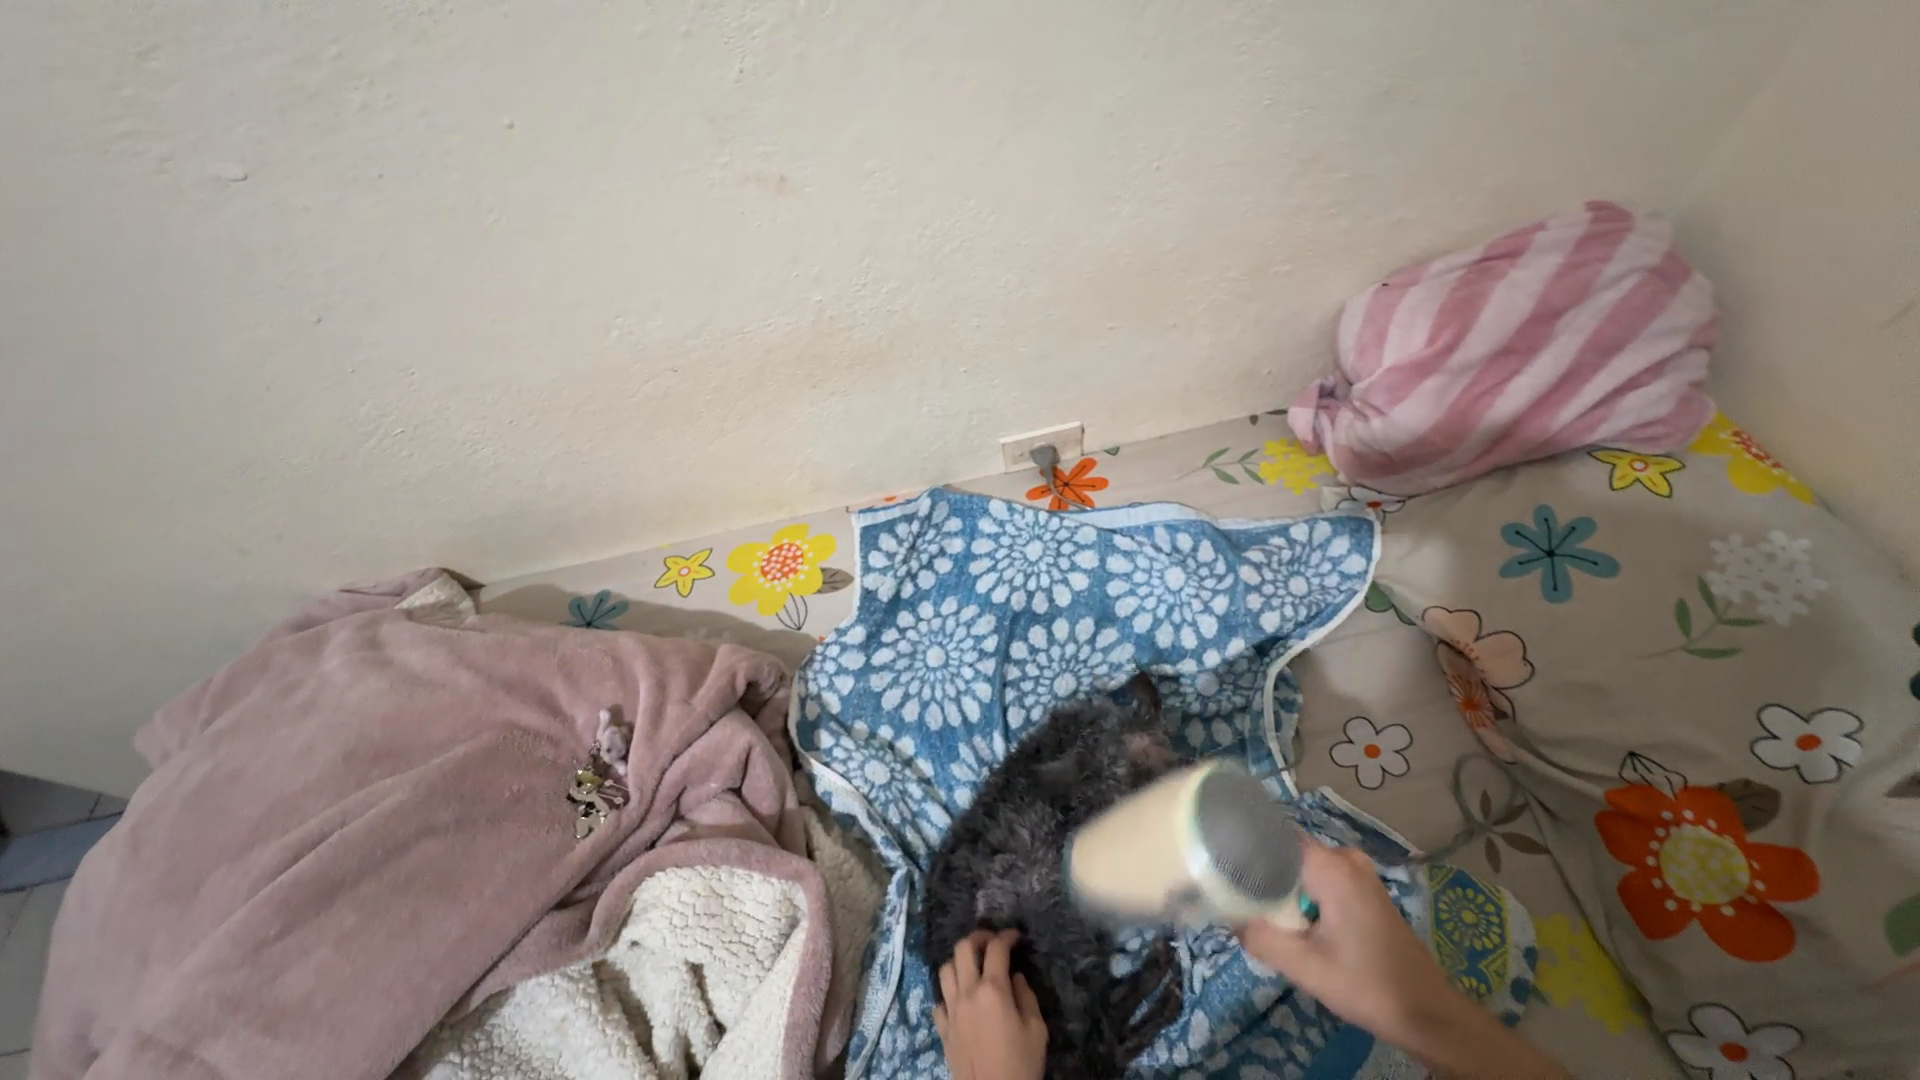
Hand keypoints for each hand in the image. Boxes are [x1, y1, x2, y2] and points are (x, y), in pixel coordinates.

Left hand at [933, 929, 1047, 1079]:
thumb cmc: (1021, 1065)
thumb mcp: (1037, 1031)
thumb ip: (1027, 998)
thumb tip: (1016, 978)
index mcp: (993, 990)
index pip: (996, 949)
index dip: (1006, 936)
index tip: (1015, 936)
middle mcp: (967, 993)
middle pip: (963, 949)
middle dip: (977, 937)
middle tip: (991, 941)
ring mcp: (951, 1011)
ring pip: (945, 970)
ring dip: (959, 961)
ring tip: (973, 966)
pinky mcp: (943, 1029)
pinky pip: (939, 1001)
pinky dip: (949, 994)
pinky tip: (960, 1000)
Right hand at [1236, 841, 1575, 1079]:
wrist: (1429, 1014)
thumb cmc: (1368, 985)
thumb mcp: (1305, 967)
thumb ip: (1261, 937)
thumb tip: (1228, 916)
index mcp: (1330, 866)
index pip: (1271, 835)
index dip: (1242, 847)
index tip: (1219, 865)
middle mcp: (1344, 858)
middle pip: (1283, 850)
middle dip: (1258, 872)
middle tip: (1232, 897)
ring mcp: (1357, 872)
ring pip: (1299, 866)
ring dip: (1279, 886)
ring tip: (1255, 910)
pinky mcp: (1363, 889)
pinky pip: (1317, 877)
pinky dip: (1299, 893)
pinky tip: (1289, 919)